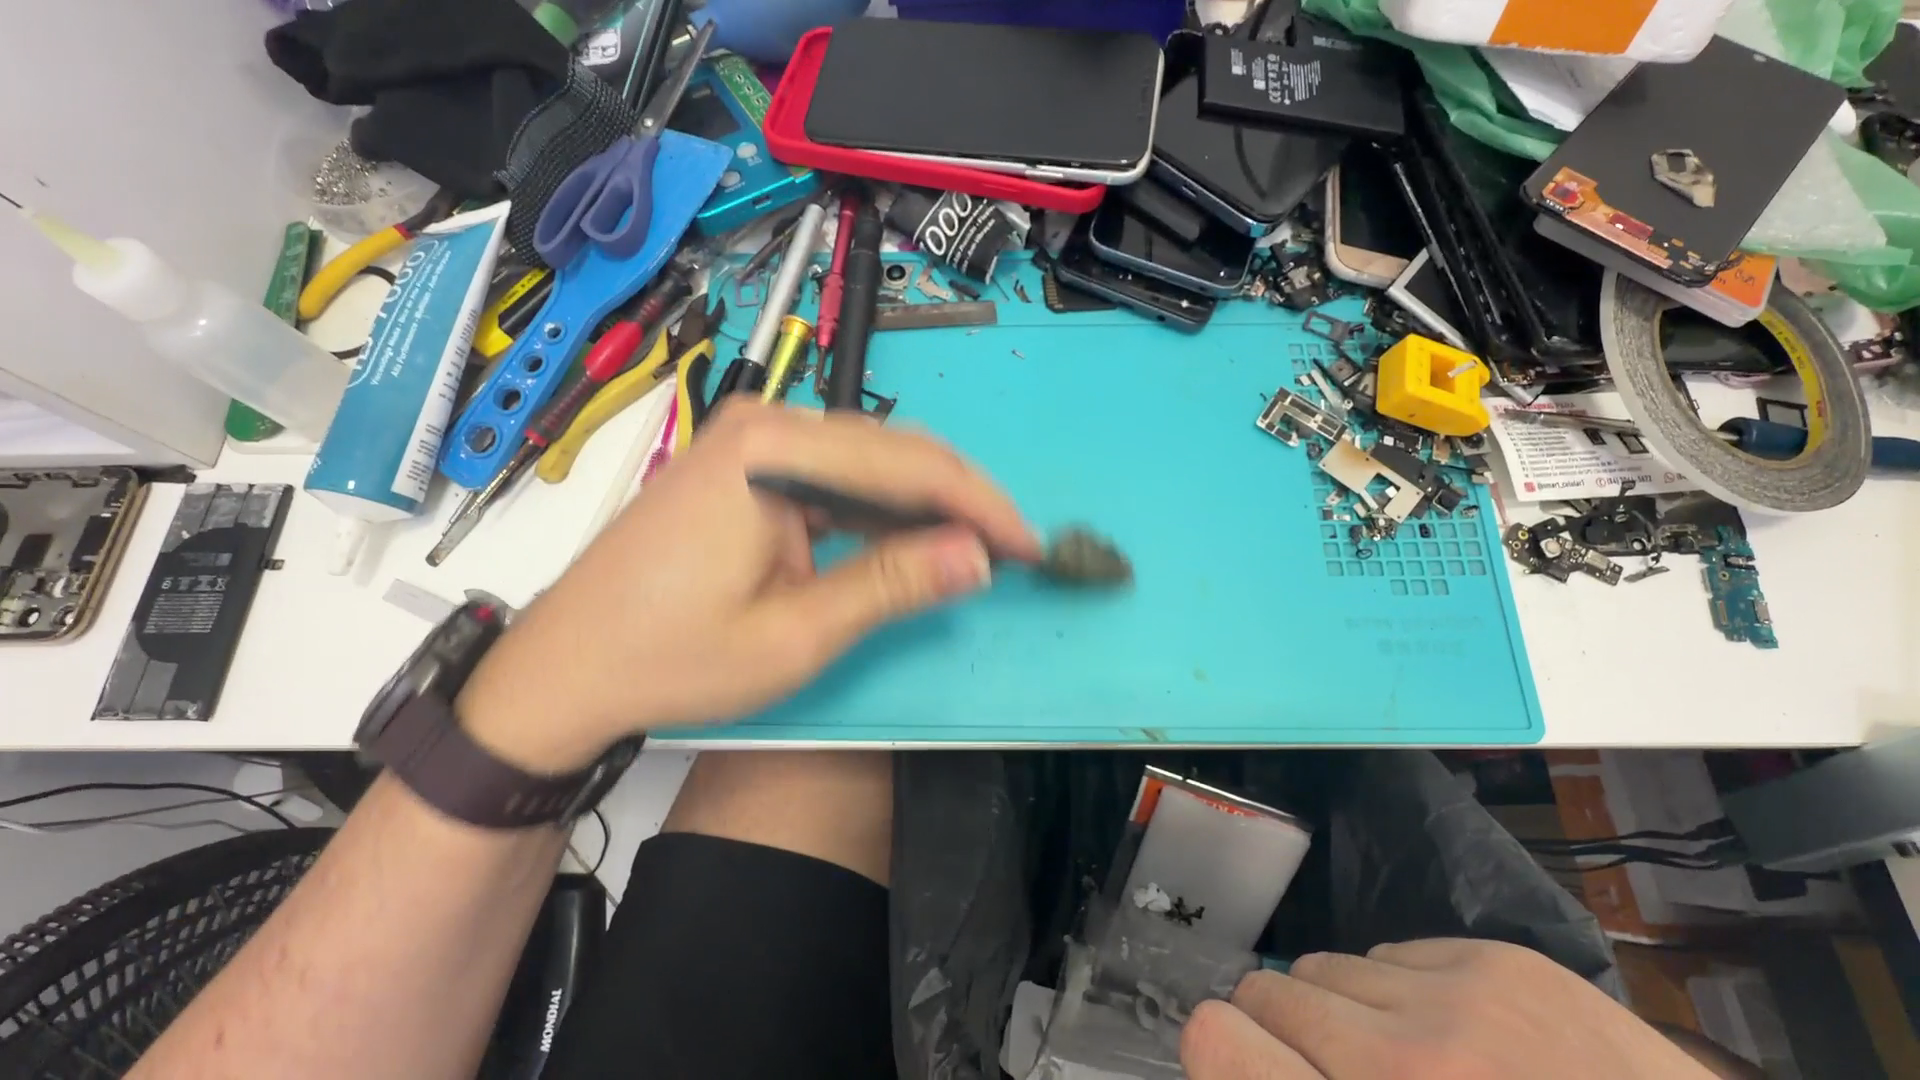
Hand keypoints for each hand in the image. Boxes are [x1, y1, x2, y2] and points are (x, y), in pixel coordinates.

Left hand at [458, 401, 1039, 772]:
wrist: (565, 669)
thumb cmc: (674, 659)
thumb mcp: (795, 634)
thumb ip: (893, 584)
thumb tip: (979, 555)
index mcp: (774, 451)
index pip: (909, 466)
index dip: (980, 506)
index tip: (1030, 547)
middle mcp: (763, 424)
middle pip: (891, 451)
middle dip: (957, 500)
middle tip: (1009, 550)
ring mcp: (748, 439)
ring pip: (866, 460)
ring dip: (920, 504)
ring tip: (968, 549)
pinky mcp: (741, 463)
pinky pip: (831, 474)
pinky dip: (876, 508)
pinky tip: (903, 540)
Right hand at [1180, 939, 1716, 1078]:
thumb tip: (1231, 1049)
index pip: (1220, 1042)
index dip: (1217, 1051)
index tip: (1241, 1062)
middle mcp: (1405, 1064)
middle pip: (1262, 992)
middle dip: (1283, 1033)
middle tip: (1332, 1075)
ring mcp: (1458, 1003)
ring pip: (1324, 967)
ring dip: (1343, 1010)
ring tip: (1403, 1060)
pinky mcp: (1502, 962)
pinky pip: (1390, 954)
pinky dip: (1402, 993)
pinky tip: (1458, 1040)